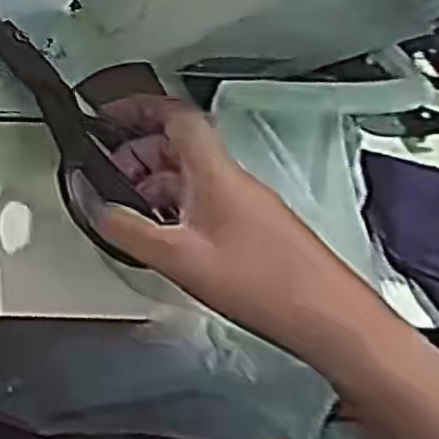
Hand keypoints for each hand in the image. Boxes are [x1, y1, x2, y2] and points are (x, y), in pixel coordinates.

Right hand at [88, 95, 384, 356]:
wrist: (345, 332)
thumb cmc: (273, 289)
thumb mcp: (174, 256)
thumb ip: (121, 226)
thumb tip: (93, 206)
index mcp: (216, 175)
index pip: (177, 117)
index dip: (137, 106)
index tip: (108, 113)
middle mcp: (235, 182)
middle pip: (175, 146)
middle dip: (133, 154)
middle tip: (108, 175)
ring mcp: (249, 205)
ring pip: (187, 174)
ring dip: (150, 183)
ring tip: (131, 210)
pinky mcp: (257, 229)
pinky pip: (203, 200)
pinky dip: (173, 205)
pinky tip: (163, 234)